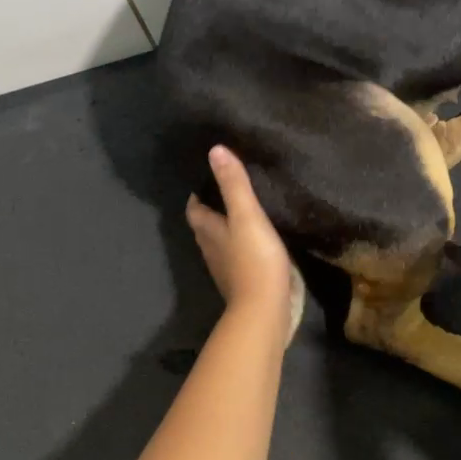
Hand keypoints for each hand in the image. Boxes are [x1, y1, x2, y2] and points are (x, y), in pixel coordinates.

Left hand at [185, 147, 293, 319]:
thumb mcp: (247, 216)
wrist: (266, 309)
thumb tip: (215, 150)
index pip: (194, 208)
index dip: (197, 194)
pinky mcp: (244, 282)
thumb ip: (234, 185)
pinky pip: (239, 259)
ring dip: (228, 230)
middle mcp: (211, 249)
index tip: (207, 179)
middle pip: (205, 226)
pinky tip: (259, 242)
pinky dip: (244, 248)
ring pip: (221, 243)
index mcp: (208, 231)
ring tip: (244, 213)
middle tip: (228, 192)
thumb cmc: (254, 259)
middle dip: (212, 210)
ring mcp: (227, 269)